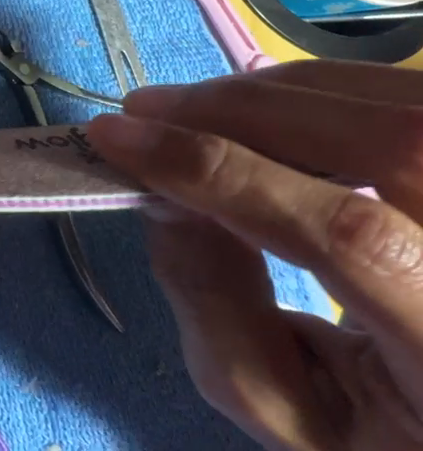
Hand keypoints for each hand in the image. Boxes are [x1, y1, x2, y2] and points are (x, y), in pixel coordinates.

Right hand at [89, 61, 422, 450]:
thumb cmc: (382, 439)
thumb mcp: (288, 414)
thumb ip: (213, 304)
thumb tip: (164, 196)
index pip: (350, 236)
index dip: (216, 170)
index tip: (114, 137)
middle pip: (395, 144)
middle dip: (243, 110)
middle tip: (147, 108)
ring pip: (410, 105)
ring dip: (282, 91)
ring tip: (199, 108)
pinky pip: (413, 102)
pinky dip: (333, 91)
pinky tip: (273, 112)